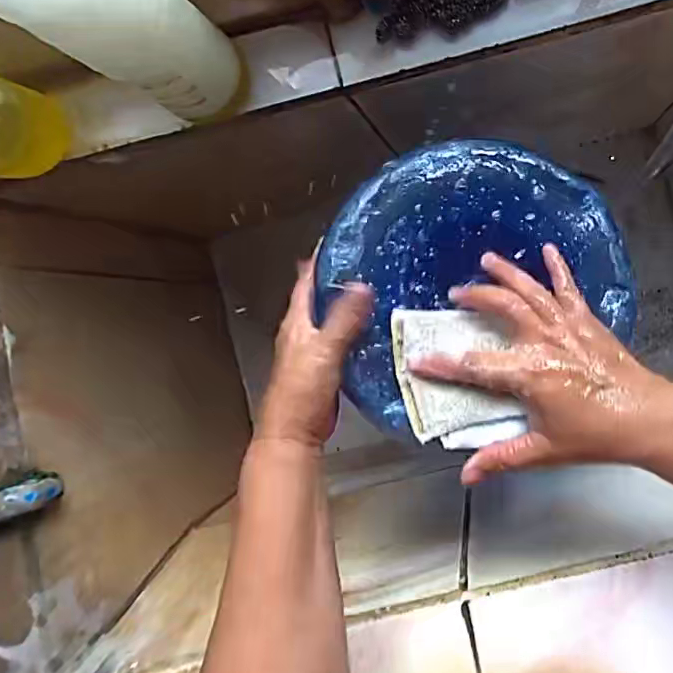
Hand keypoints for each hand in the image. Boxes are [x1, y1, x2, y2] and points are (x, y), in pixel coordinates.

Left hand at [257, 255, 371, 449]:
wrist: (295, 432)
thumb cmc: (301, 392)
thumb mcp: (324, 349)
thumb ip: (343, 318)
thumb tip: (361, 284)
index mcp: (296, 322)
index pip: (307, 281)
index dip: (320, 259)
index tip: (340, 240)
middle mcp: (303, 331)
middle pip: (322, 297)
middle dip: (341, 278)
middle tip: (368, 261)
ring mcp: (314, 349)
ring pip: (334, 317)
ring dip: (350, 303)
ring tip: (377, 288)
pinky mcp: (327, 365)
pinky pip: (345, 337)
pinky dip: (358, 327)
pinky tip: (376, 326)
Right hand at [410, 244, 672, 484]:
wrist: (643, 415)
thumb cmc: (595, 434)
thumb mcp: (544, 449)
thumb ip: (502, 457)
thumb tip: (467, 475)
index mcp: (528, 373)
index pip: (474, 366)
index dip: (442, 363)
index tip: (417, 358)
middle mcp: (543, 340)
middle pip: (501, 308)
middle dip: (475, 297)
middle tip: (455, 295)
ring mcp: (566, 325)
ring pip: (530, 290)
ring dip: (507, 273)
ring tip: (487, 260)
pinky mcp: (586, 320)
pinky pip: (568, 288)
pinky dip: (557, 267)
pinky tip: (548, 250)